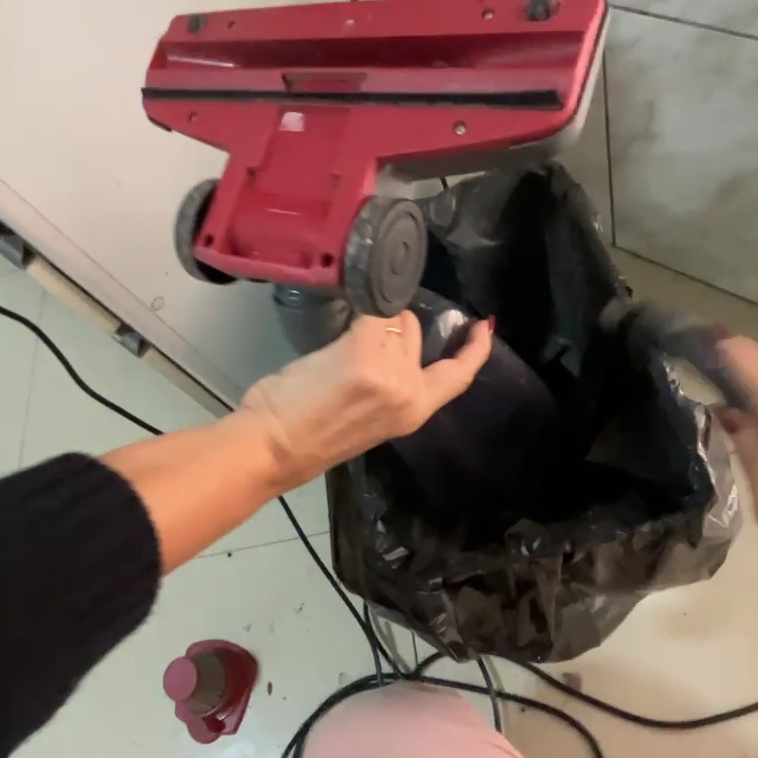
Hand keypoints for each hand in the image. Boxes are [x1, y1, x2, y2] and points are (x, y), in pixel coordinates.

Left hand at [240, 311, 493, 490]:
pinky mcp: (364, 348)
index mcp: (413, 413)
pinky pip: (367, 312)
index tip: (484, 327)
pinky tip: (332, 340)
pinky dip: (352, 315)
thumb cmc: (310, 437)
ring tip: (336, 355)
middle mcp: (409, 389)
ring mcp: (389, 368)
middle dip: (386, 330)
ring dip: (367, 323)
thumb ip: (389, 387)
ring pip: (390, 317)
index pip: (458, 376)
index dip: (474, 350)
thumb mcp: (367, 419)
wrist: (273, 446)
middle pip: (413, 332)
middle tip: (350, 355)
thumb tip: (389, 350)